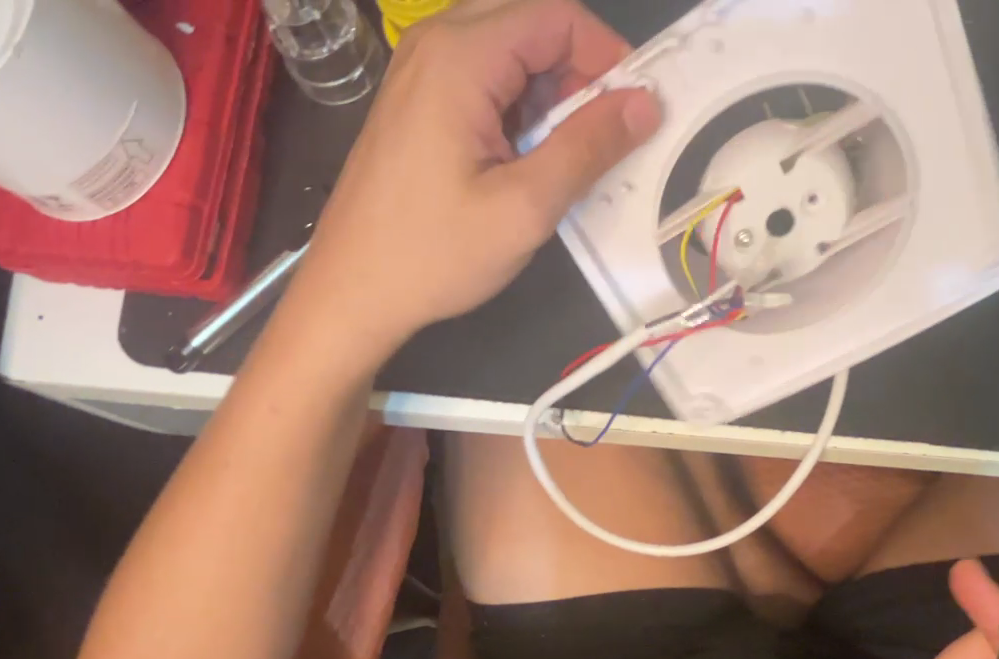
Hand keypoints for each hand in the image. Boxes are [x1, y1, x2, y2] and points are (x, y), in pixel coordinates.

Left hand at [288, 0, 661, 353]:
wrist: (352, 292)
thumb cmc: (434, 255)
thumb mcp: (524, 208)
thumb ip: (587, 149)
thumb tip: (646, 104)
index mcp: (460, 56)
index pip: (557, 16)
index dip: (608, 57)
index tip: (635, 112)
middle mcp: (434, 44)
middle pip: (531, 26)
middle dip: (578, 76)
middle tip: (601, 140)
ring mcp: (418, 72)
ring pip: (507, 55)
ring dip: (548, 97)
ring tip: (564, 159)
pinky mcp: (414, 105)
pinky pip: (481, 82)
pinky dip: (516, 110)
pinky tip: (524, 162)